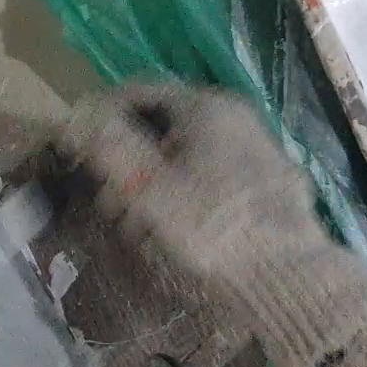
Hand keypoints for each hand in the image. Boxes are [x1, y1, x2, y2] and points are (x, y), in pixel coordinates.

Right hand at [59, 84, 366, 366]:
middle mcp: (235, 115)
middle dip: (129, 156)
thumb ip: (111, 148)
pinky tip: (175, 225)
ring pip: (190, 150)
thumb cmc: (212, 226)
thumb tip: (78, 115)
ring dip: (155, 177)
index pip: (141, 91)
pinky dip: (187, 187)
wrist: (288, 275)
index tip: (83, 145)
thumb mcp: (151, 188)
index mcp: (206, 107)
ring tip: (135, 221)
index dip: (104, 114)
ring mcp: (257, 147)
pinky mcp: (270, 179)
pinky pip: (216, 171)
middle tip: (107, 196)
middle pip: (165, 123)